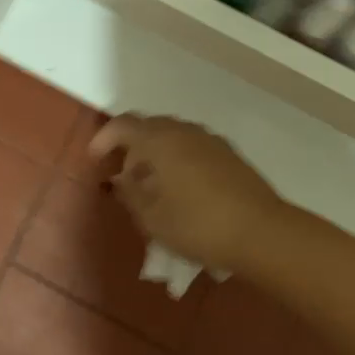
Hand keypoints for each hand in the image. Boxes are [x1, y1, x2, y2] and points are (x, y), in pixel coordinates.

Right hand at [89, 114, 286, 272]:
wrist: (260, 229)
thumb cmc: (198, 224)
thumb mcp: (153, 218)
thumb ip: (131, 194)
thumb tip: (121, 178)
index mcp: (160, 140)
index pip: (124, 125)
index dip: (105, 137)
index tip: (94, 158)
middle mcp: (184, 130)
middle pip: (150, 127)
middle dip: (132, 147)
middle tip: (125, 176)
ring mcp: (209, 139)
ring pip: (173, 136)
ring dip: (157, 154)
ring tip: (152, 186)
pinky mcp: (228, 153)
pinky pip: (192, 146)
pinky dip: (178, 159)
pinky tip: (181, 189)